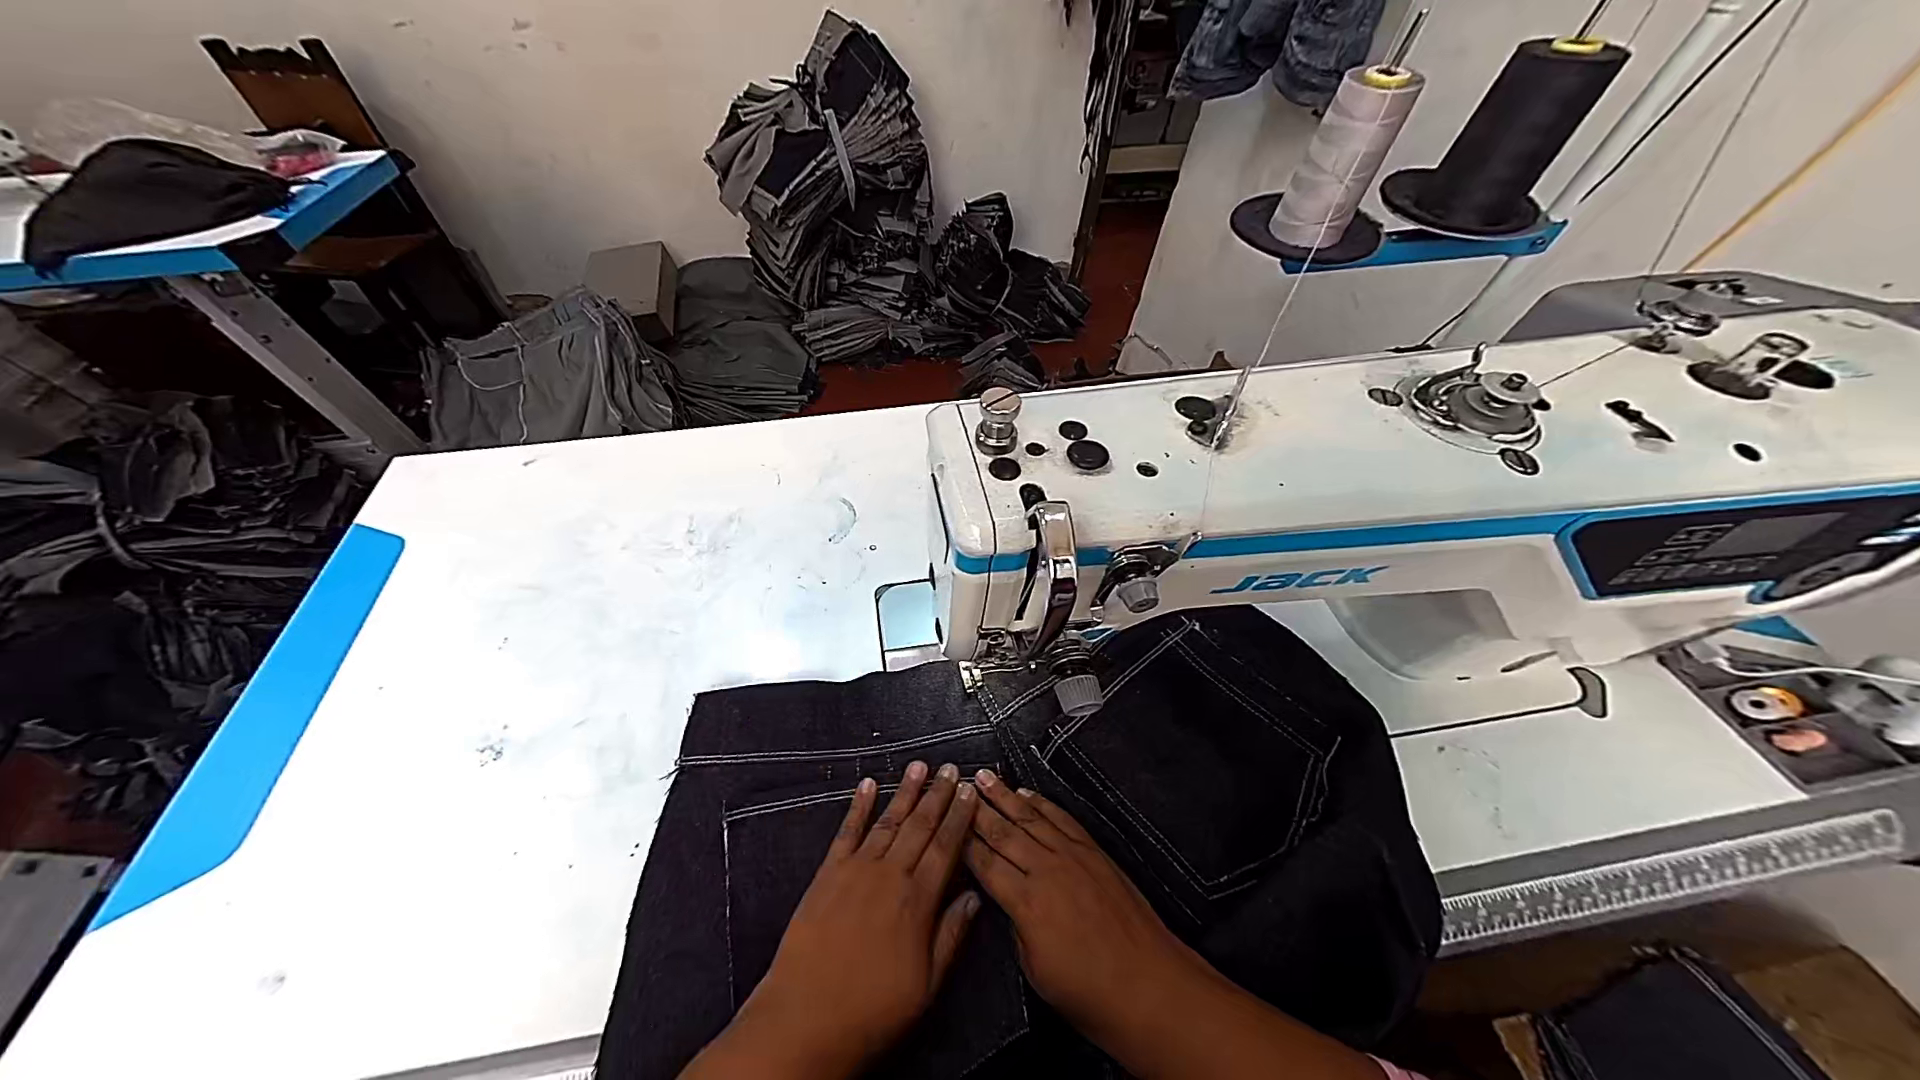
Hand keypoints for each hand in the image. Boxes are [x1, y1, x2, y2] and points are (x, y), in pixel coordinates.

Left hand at [682, 761, 981, 1079]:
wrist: (804, 1020)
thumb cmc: (870, 1011)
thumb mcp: (926, 985)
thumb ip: (952, 935)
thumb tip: (973, 897)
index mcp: (917, 901)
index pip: (946, 846)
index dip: (960, 817)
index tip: (970, 792)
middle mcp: (889, 876)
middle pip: (920, 826)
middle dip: (938, 794)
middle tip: (952, 769)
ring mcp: (856, 871)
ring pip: (888, 821)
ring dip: (905, 791)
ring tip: (919, 766)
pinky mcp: (827, 874)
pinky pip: (846, 832)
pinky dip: (858, 806)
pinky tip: (866, 785)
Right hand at [965, 771, 1382, 1079]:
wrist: (1151, 988)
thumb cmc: (1089, 994)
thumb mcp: (1035, 969)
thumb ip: (1016, 925)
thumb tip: (1006, 898)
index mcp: (1027, 902)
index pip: (984, 862)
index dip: (963, 840)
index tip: (946, 819)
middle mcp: (1047, 870)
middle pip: (1004, 832)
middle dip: (978, 808)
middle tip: (958, 783)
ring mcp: (1074, 856)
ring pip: (1031, 819)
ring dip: (1005, 796)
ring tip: (985, 776)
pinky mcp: (1095, 853)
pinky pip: (1064, 820)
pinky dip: (1043, 805)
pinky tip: (1028, 794)